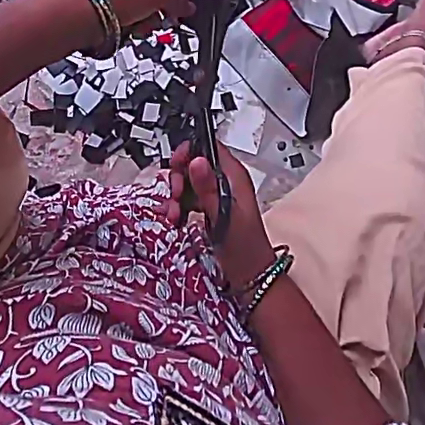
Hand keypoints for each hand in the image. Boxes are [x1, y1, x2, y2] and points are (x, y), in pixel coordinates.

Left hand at [85, 0, 193, 30]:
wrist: (89, 13)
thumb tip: (186, 6)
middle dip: (158, 4)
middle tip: (162, 12)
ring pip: (138, 3)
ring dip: (145, 17)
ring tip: (144, 21)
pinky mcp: (100, 4)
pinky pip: (124, 15)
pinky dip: (130, 23)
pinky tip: (131, 27)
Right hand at [162, 140, 274, 282]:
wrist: (249, 277)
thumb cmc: (244, 248)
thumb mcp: (223, 215)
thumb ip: (208, 188)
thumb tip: (197, 160)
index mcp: (233, 176)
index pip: (208, 146)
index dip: (189, 151)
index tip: (176, 166)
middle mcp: (224, 182)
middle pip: (193, 163)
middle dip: (178, 177)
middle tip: (176, 195)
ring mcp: (216, 195)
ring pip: (187, 182)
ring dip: (176, 195)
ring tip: (176, 213)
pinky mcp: (209, 209)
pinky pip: (187, 199)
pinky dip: (178, 207)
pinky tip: (177, 218)